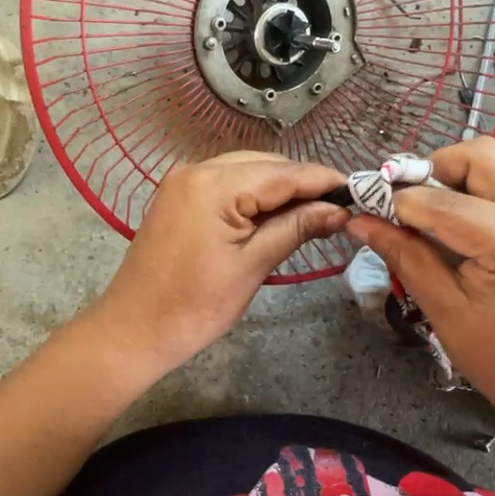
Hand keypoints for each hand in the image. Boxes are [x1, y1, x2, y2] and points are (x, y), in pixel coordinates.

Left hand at [91, 151, 347, 370]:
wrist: (135, 330)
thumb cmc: (194, 306)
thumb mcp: (252, 266)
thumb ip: (295, 228)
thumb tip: (338, 210)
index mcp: (215, 184)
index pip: (283, 172)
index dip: (324, 181)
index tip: (360, 191)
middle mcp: (197, 169)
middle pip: (266, 165)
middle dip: (303, 184)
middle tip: (340, 209)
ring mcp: (183, 181)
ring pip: (246, 172)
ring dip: (279, 190)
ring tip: (315, 214)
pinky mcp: (178, 196)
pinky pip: (226, 184)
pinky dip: (253, 196)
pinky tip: (275, 216)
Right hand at [347, 138, 494, 433]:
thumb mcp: (445, 310)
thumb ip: (404, 256)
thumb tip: (360, 220)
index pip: (446, 202)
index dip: (398, 201)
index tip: (365, 207)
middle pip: (479, 156)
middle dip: (430, 172)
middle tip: (401, 206)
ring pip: (494, 161)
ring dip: (451, 176)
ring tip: (424, 212)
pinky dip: (472, 188)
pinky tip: (452, 221)